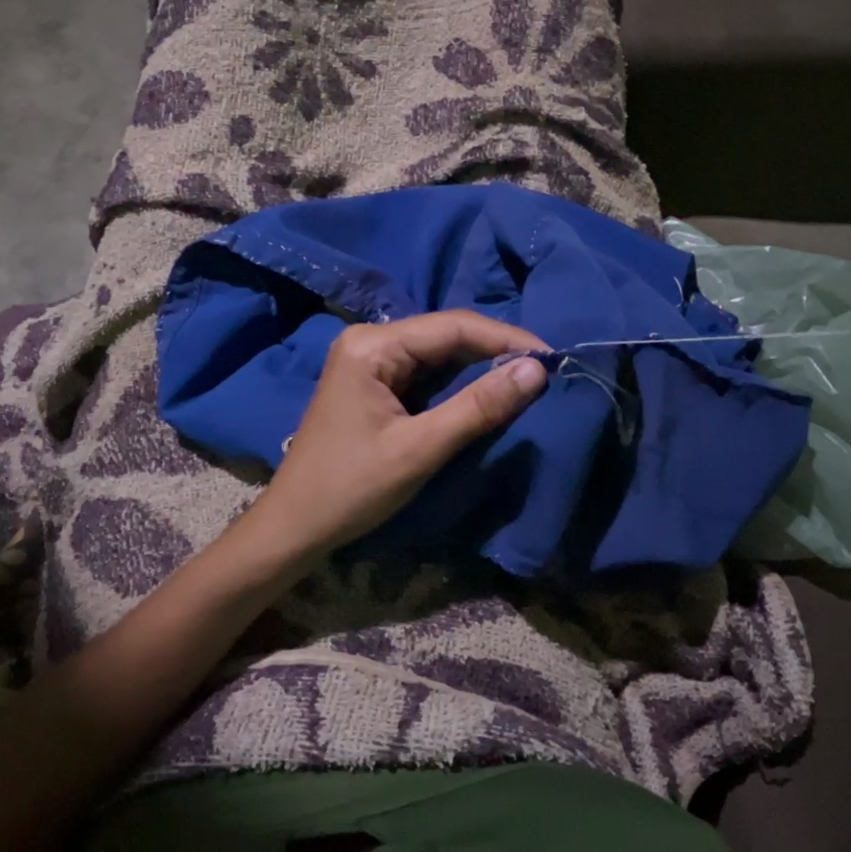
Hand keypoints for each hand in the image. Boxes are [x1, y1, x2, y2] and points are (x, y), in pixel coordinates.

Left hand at [245, 310, 548, 558]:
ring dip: (480, 368)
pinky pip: (426, 373)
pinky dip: (458, 385)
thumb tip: (536, 370)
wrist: (296, 525)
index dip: (506, 339)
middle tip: (546, 373)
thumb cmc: (351, 488)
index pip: (453, 326)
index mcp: (372, 345)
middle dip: (496, 352)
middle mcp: (369, 341)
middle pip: (446, 335)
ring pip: (439, 354)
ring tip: (528, 382)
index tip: (554, 359)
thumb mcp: (420, 449)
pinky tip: (488, 394)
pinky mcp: (373, 384)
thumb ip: (478, 407)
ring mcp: (369, 361)